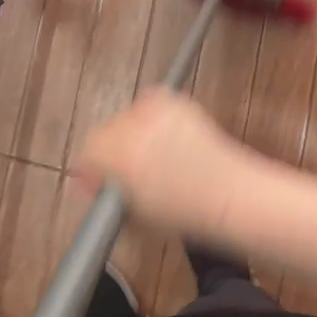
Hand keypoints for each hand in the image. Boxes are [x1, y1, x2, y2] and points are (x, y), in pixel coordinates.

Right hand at [72, 90, 255, 235]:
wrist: (230, 195)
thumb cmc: (186, 213)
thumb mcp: (135, 214)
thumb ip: (104, 195)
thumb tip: (86, 183)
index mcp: (121, 157)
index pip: (87, 150)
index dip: (91, 168)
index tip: (98, 179)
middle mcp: (135, 128)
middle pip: (104, 131)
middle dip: (110, 149)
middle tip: (125, 169)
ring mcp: (156, 112)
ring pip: (125, 117)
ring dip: (130, 133)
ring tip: (150, 155)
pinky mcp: (175, 102)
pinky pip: (150, 102)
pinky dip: (150, 116)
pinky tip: (162, 137)